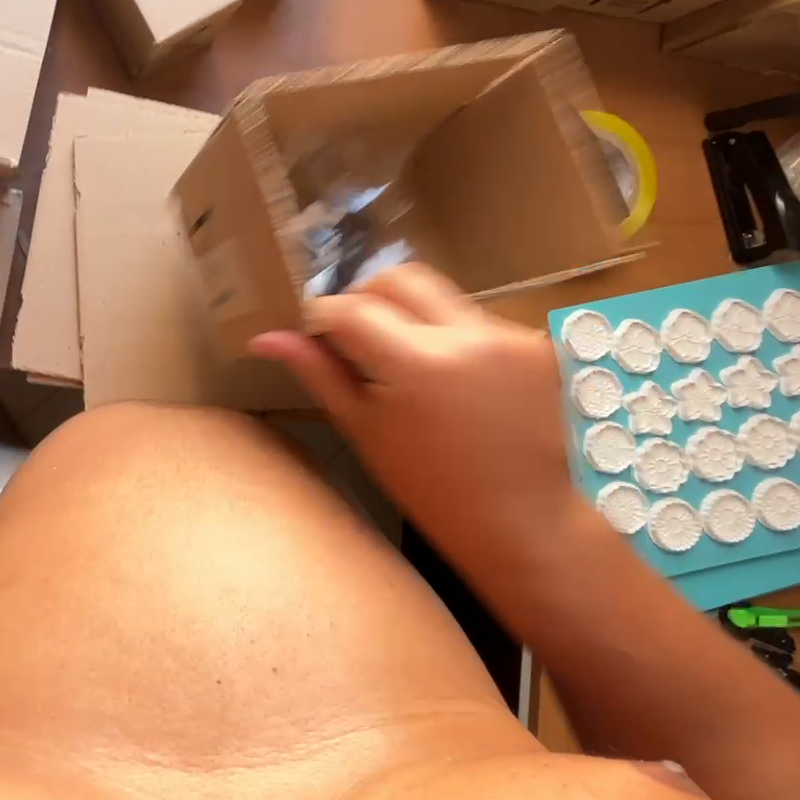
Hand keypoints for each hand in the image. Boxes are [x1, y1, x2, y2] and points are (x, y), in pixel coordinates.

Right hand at [250, 264, 579, 557]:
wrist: (519, 520)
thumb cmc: (426, 486)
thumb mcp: (362, 427)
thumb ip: (318, 371)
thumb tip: (264, 338)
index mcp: (416, 363)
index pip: (351, 309)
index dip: (322, 315)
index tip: (310, 331)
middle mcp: (466, 335)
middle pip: (398, 279)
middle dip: (366, 297)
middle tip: (353, 335)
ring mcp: (507, 336)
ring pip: (437, 297)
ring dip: (408, 317)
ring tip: (404, 366)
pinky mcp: (535, 343)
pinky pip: (474, 320)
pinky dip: (448, 337)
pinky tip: (449, 379)